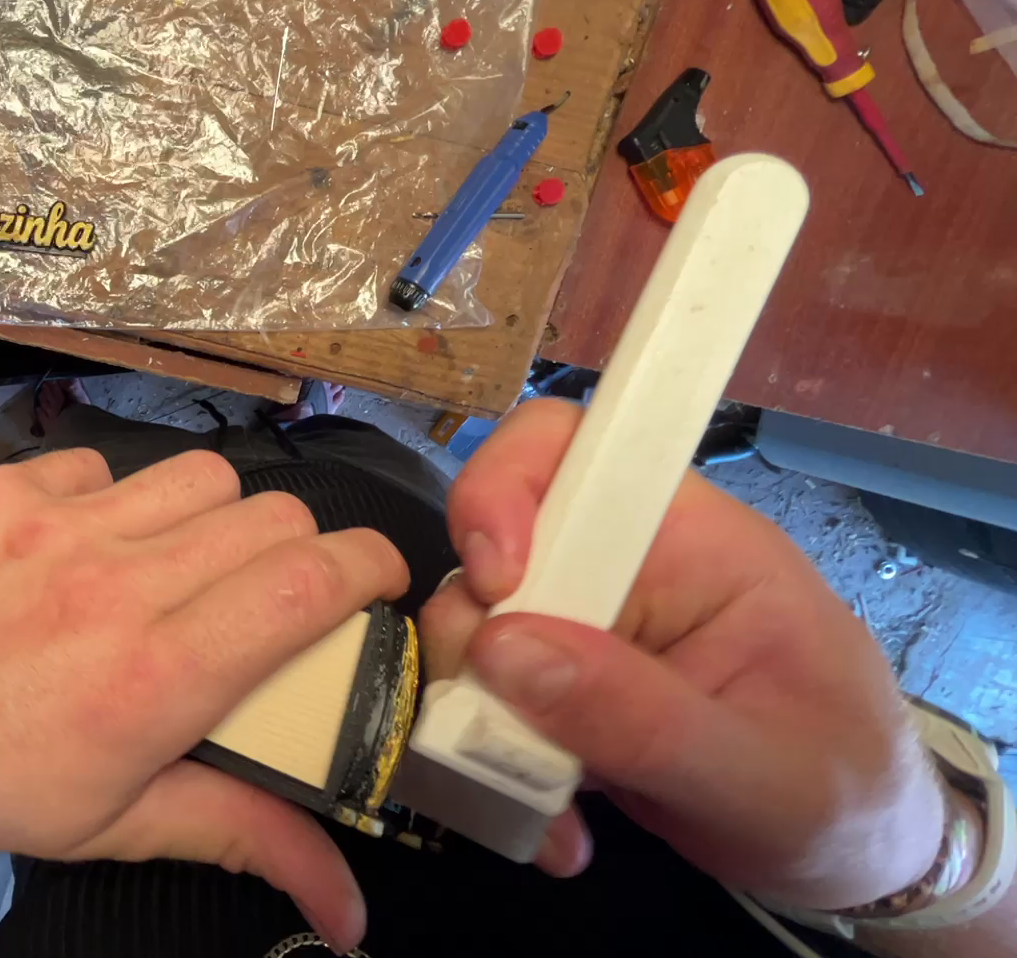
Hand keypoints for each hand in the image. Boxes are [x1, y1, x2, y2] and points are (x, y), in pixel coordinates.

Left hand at [0, 449, 409, 951]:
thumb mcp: (122, 823)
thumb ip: (248, 836)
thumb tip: (353, 909)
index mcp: (156, 675)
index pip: (308, 582)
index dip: (368, 564)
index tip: (375, 577)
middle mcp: (113, 581)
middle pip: (267, 516)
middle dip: (297, 546)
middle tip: (273, 586)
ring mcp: (54, 521)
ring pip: (197, 476)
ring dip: (214, 515)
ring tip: (184, 558)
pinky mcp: (5, 490)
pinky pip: (102, 466)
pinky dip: (115, 498)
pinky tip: (86, 542)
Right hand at [420, 399, 945, 909]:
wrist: (835, 851)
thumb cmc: (835, 791)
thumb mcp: (763, 772)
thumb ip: (643, 716)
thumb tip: (501, 649)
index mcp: (682, 536)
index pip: (565, 444)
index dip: (504, 486)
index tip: (496, 579)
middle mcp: (603, 557)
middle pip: (484, 540)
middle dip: (474, 629)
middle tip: (499, 716)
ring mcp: (558, 612)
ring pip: (461, 617)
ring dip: (473, 707)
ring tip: (536, 793)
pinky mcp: (529, 664)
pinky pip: (467, 680)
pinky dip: (478, 745)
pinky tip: (538, 807)